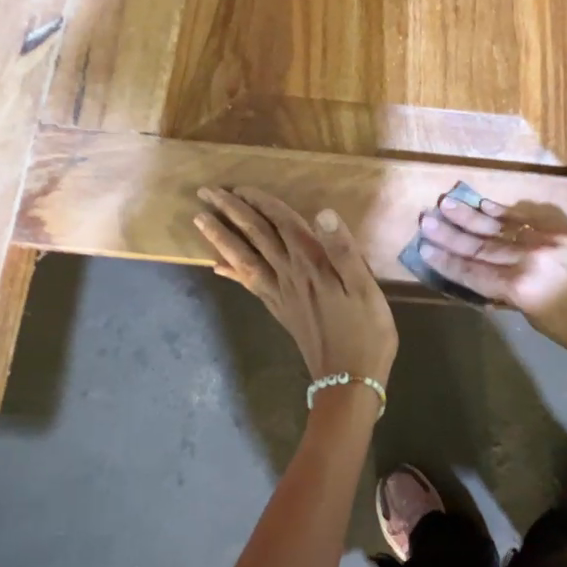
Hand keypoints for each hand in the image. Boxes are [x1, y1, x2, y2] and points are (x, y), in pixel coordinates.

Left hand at [194, 186, 397, 386]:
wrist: (348, 381)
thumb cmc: (366, 332)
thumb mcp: (365, 289)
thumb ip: (343, 250)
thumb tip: (322, 212)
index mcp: (311, 265)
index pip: (282, 224)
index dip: (263, 203)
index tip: (239, 185)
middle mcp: (289, 275)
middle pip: (256, 237)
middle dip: (231, 212)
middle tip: (205, 192)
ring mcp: (280, 294)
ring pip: (244, 258)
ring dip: (222, 237)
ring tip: (200, 220)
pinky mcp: (280, 311)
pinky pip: (250, 285)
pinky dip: (232, 272)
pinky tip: (217, 266)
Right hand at [415, 195, 566, 372]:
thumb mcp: (539, 322)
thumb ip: (513, 296)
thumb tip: (492, 279)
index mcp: (521, 289)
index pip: (473, 272)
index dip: (446, 260)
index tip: (423, 248)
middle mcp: (531, 259)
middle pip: (481, 245)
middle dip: (450, 234)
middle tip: (425, 220)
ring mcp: (552, 240)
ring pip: (503, 225)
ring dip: (472, 215)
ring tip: (447, 204)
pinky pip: (533, 216)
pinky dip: (508, 211)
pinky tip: (487, 205)